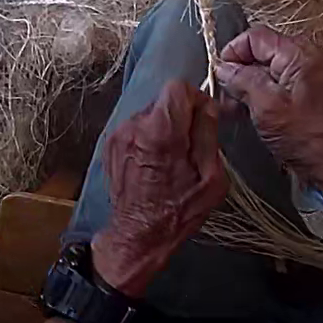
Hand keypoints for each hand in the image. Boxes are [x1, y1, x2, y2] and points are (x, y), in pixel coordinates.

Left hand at [91, 80, 227, 299]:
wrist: (138, 234)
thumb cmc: (179, 211)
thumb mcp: (211, 177)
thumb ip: (208, 135)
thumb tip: (208, 107)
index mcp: (161, 131)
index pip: (178, 87)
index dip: (195, 99)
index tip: (202, 119)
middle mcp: (135, 126)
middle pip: (164, 100)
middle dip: (180, 116)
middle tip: (189, 146)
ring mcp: (119, 134)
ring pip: (150, 113)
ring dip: (164, 128)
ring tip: (170, 159)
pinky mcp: (110, 143)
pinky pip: (137, 128)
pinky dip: (149, 138)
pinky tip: (154, 163)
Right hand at [214, 26, 322, 204]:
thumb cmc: (307, 138)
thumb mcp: (266, 105)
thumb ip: (241, 80)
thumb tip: (223, 67)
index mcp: (299, 54)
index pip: (254, 37)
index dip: (232, 53)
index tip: (220, 76)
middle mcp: (304, 59)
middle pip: (259, 53)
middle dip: (237, 72)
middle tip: (224, 96)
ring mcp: (304, 77)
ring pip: (263, 71)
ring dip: (244, 87)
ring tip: (232, 110)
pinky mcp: (303, 95)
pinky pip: (273, 86)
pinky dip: (257, 97)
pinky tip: (246, 114)